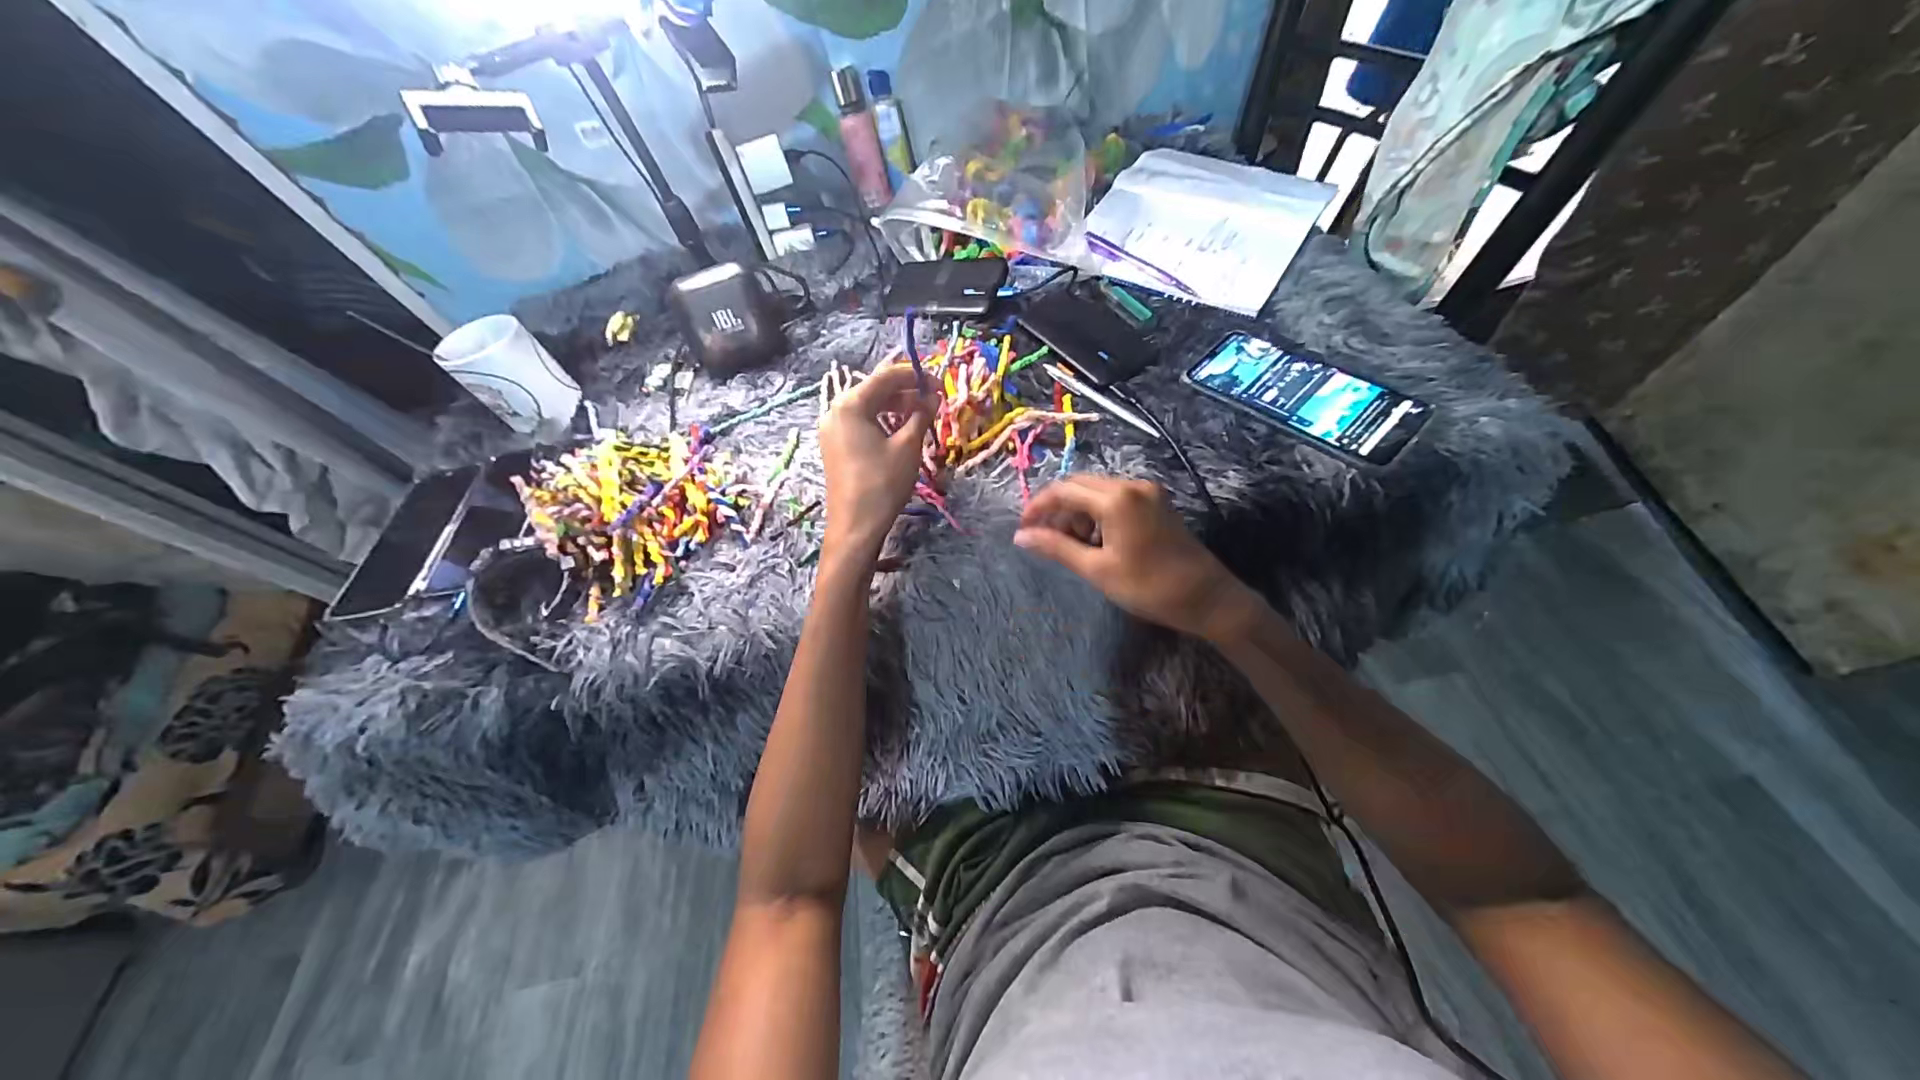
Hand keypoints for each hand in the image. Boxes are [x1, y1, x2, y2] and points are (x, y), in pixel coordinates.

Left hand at [819, 363, 933, 561]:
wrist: (855, 526)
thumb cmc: (882, 483)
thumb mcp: (908, 446)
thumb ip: (921, 414)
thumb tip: (933, 396)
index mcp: (849, 404)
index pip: (885, 376)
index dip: (916, 376)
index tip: (940, 383)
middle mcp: (835, 411)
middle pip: (874, 389)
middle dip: (906, 391)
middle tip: (934, 400)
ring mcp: (832, 429)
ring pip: (868, 406)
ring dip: (895, 406)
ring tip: (922, 415)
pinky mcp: (835, 446)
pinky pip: (861, 423)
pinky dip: (882, 421)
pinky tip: (902, 430)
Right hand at [1014, 474, 1264, 642]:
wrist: (1209, 598)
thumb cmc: (1149, 587)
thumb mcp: (1097, 570)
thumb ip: (1057, 548)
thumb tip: (1021, 536)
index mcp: (1116, 498)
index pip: (1063, 490)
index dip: (1038, 507)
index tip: (1022, 529)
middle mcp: (1132, 485)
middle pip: (1080, 486)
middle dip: (1058, 510)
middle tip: (1045, 539)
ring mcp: (1148, 492)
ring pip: (1097, 492)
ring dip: (1078, 513)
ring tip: (1073, 547)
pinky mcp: (1157, 504)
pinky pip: (1116, 499)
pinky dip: (1098, 515)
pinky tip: (1096, 542)